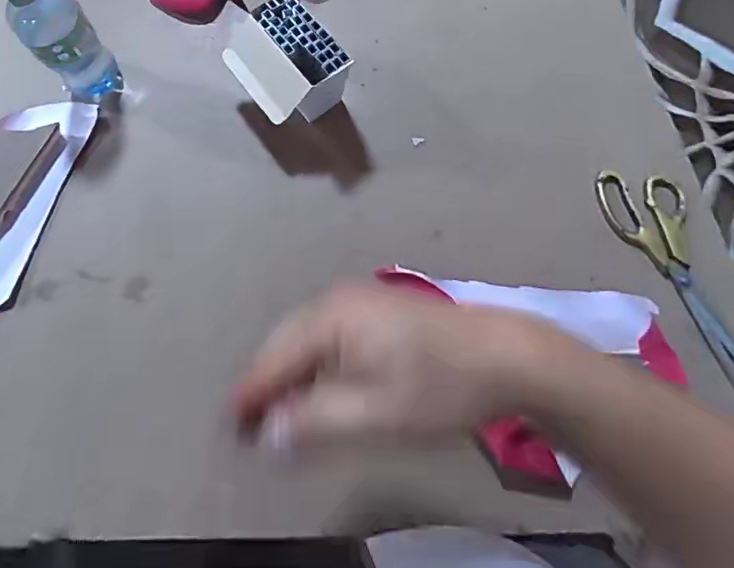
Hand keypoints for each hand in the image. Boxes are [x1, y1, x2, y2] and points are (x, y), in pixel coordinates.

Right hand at [231, 283, 584, 453]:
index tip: (232, 428)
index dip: (251, 396)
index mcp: (328, 318)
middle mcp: (335, 301)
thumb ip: (314, 422)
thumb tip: (267, 433)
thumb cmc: (435, 387)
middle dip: (266, 383)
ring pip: (306, 338)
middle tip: (251, 425)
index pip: (274, 359)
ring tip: (280, 411)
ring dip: (289, 374)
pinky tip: (319, 387)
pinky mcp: (376, 310)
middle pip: (285, 343)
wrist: (501, 356)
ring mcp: (357, 301)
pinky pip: (328, 336)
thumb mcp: (373, 414)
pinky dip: (313, 363)